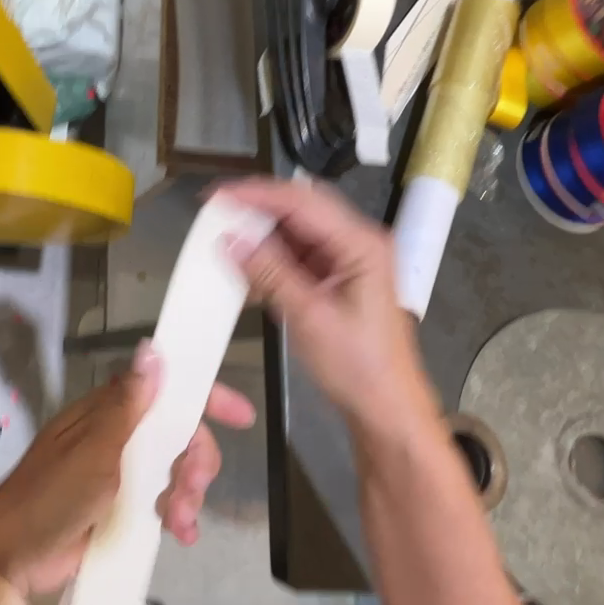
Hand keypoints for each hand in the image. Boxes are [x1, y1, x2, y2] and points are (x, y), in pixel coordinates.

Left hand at [0, 344, 255, 595]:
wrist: (15, 554)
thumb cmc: (52, 494)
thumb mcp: (94, 450)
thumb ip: (127, 405)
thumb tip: (152, 349)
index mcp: (109, 411)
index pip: (163, 389)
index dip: (203, 396)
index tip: (241, 416)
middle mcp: (120, 434)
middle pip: (179, 433)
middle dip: (196, 459)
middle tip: (192, 487)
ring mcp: (123, 471)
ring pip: (176, 469)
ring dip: (188, 493)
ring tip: (180, 522)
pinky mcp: (124, 506)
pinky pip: (166, 502)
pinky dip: (179, 515)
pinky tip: (181, 534)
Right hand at [216, 179, 433, 431]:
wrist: (388, 410)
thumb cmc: (358, 366)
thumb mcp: (309, 318)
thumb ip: (269, 272)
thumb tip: (229, 239)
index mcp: (361, 244)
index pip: (300, 202)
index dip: (255, 194)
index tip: (215, 196)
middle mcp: (357, 241)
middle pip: (300, 207)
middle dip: (257, 206)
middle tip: (215, 210)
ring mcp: (347, 258)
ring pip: (296, 228)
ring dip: (261, 231)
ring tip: (224, 234)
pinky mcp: (336, 276)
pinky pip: (297, 252)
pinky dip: (270, 255)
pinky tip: (245, 263)